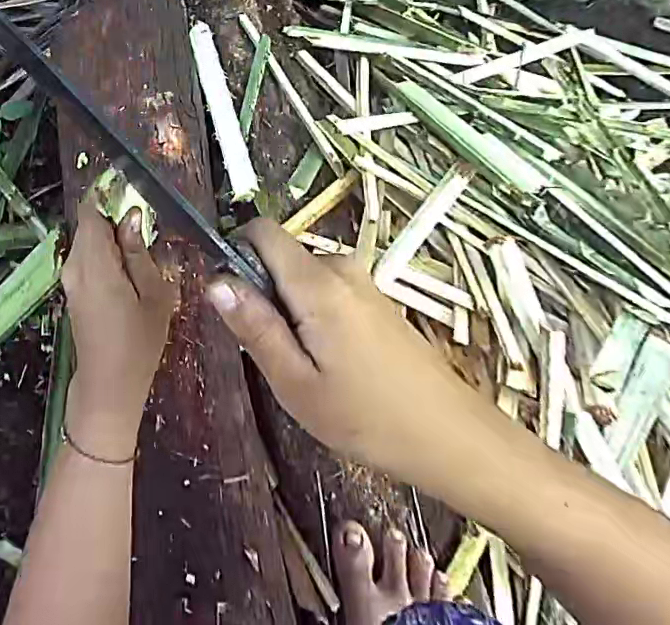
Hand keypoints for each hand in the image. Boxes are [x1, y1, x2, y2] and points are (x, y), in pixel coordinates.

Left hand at [61, 200, 178, 459]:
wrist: (108, 388)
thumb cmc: (138, 343)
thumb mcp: (153, 295)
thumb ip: (139, 252)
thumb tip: (131, 217)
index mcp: (94, 264)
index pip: (90, 212)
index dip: (107, 195)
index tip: (130, 189)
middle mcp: (74, 266)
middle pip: (88, 224)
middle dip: (113, 218)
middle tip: (145, 229)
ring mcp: (69, 279)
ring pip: (87, 241)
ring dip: (110, 237)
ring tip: (141, 252)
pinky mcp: (72, 290)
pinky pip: (86, 258)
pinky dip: (104, 254)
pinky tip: (128, 271)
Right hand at [207, 219, 508, 495]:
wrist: (454, 438)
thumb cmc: (368, 418)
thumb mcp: (296, 383)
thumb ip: (254, 327)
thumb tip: (215, 281)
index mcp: (317, 282)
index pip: (262, 231)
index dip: (236, 253)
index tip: (235, 300)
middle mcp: (340, 267)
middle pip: (280, 256)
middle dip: (264, 292)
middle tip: (275, 353)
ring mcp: (363, 281)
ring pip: (302, 276)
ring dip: (290, 308)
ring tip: (307, 366)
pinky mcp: (376, 298)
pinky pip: (326, 289)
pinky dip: (314, 315)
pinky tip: (335, 364)